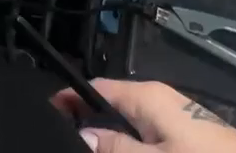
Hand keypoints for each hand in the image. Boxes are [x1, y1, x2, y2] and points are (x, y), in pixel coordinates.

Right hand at [53, 80, 235, 152]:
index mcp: (148, 97)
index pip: (96, 88)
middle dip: (90, 127)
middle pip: (112, 109)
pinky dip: (135, 149)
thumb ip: (116, 148)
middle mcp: (160, 103)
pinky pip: (151, 143)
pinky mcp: (191, 144)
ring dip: (113, 143)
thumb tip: (82, 133)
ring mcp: (177, 125)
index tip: (45, 118)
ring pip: (131, 130)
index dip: (69, 101)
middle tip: (64, 144)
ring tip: (90, 152)